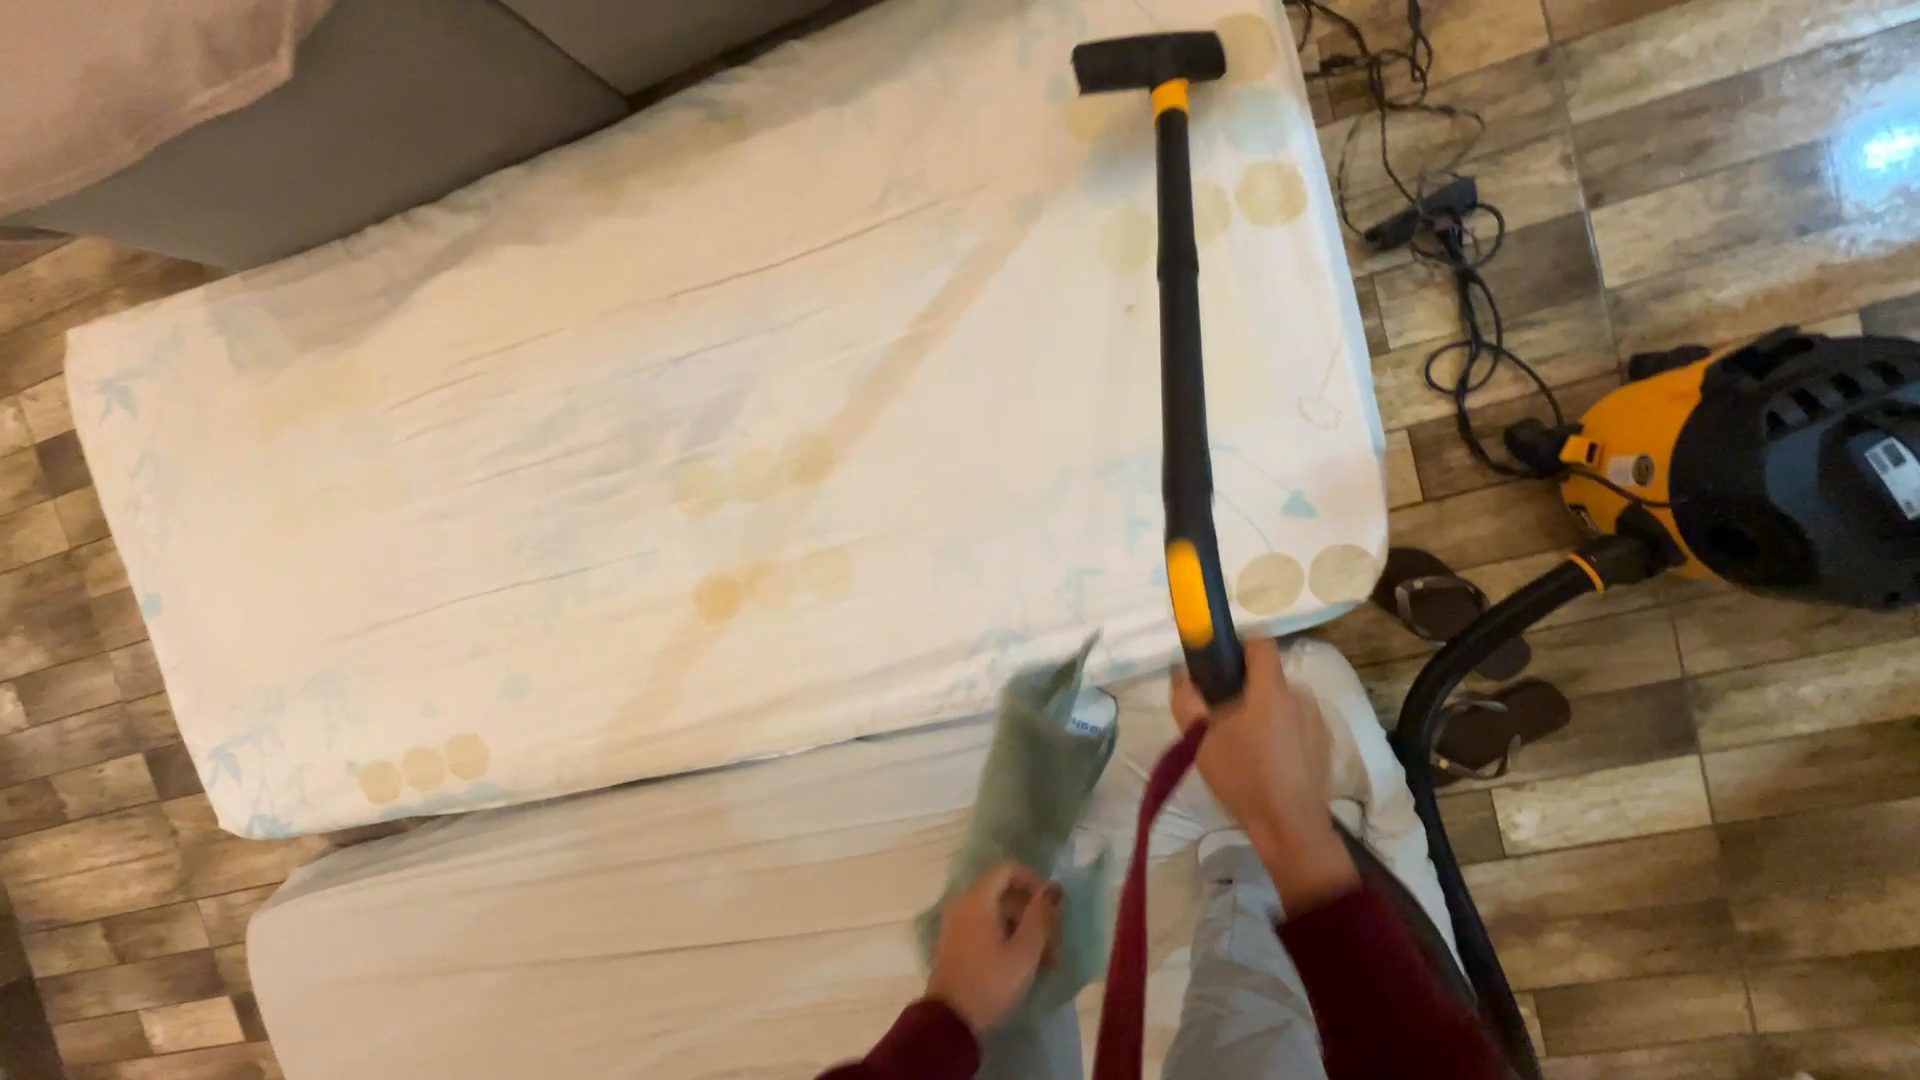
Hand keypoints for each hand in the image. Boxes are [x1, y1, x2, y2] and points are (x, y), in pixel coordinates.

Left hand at [926, 861, 1061, 1034]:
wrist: (950, 1021)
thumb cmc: (991, 982)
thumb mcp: (1024, 951)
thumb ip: (1040, 916)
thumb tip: (1053, 888)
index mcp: (977, 898)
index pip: (1008, 869)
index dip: (1034, 881)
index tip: (1052, 906)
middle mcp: (963, 903)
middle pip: (1004, 893)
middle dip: (1033, 913)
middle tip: (1055, 943)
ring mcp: (957, 923)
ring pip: (998, 913)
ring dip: (1024, 930)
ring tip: (1047, 960)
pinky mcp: (956, 943)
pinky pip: (986, 927)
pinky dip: (1007, 937)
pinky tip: (1024, 964)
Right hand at [1170, 638, 1357, 912]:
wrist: (1290, 827)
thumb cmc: (1243, 778)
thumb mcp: (1201, 741)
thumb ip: (1187, 701)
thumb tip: (1182, 674)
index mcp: (1270, 690)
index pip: (1260, 643)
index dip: (1239, 645)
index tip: (1220, 662)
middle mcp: (1299, 696)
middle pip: (1268, 677)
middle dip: (1246, 688)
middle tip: (1224, 716)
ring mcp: (1317, 719)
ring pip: (1283, 701)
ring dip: (1265, 711)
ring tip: (1247, 744)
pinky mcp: (1326, 742)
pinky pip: (1298, 722)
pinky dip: (1283, 730)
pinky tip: (1270, 760)